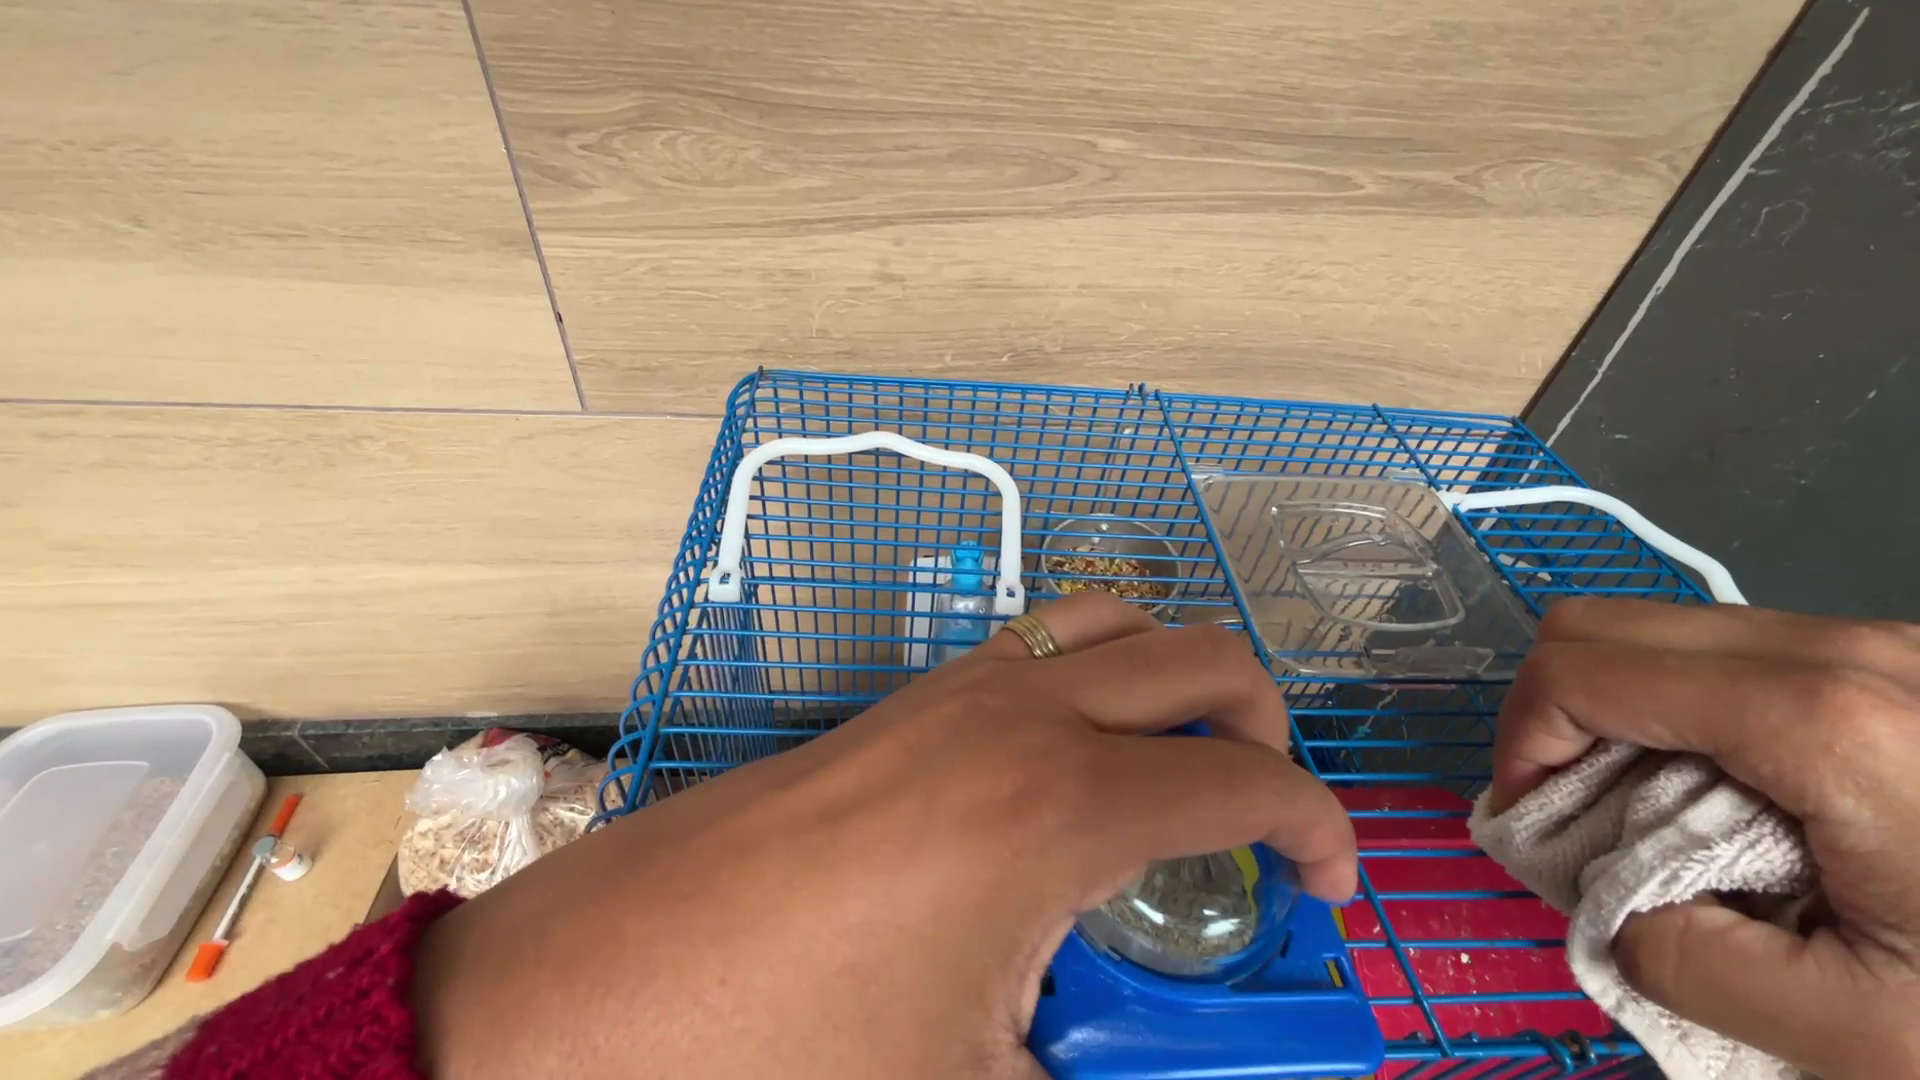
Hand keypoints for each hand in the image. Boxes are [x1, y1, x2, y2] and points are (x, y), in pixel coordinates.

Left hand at [409, 593, 1356, 1077]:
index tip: (1327, 890)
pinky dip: (1091, 679)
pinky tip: (1066, 768)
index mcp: (1063, 803)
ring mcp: (960, 686)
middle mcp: (1023, 712)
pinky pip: (1035, 647)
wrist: (615, 984)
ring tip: (1174, 767)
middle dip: (1266, 725)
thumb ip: (1108, 1075)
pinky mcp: (910, 696)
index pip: (1249, 784)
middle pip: (1202, 657)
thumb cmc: (795, 1048)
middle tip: (1261, 815)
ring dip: (1172, 680)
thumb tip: (1154, 1065)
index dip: (1320, 831)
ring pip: (1113, 621)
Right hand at [1489, 598, 1919, 1077]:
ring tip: (1635, 798)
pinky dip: (1663, 707)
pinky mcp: (1888, 659)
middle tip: (1563, 800)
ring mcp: (1874, 643)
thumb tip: (1602, 894)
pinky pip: (1713, 650)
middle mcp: (1841, 649)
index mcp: (1820, 721)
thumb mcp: (1854, 1031)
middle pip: (1596, 626)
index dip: (1520, 742)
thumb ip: (1675, 954)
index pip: (1579, 674)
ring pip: (1650, 631)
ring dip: (1605, 709)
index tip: (1528, 819)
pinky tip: (1712, 782)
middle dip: (1546, 714)